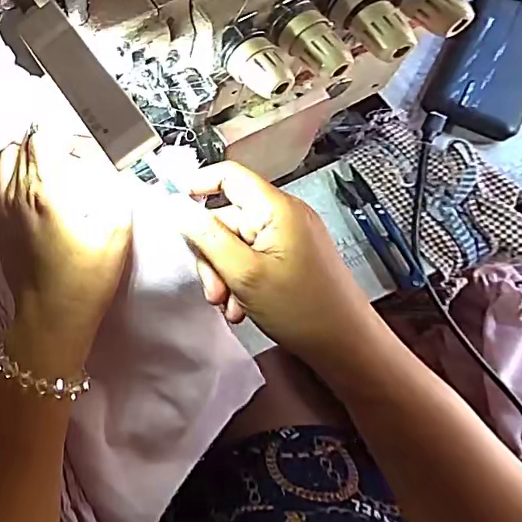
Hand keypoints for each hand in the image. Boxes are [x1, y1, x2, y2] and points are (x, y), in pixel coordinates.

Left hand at [0, 130, 132, 368]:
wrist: (51, 317)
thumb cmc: (86, 280)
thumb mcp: (116, 233)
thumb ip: (115, 192)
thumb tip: (109, 168)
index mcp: (44, 192)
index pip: (42, 138)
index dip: (63, 135)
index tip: (78, 147)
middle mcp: (14, 194)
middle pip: (21, 145)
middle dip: (46, 144)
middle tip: (66, 158)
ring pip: (1, 160)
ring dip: (22, 157)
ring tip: (42, 169)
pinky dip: (0, 176)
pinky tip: (18, 187)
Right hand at [176, 162, 379, 362]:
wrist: (346, 345)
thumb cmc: (304, 310)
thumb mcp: (243, 273)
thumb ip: (206, 237)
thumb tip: (177, 207)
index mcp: (276, 208)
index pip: (229, 176)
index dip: (198, 187)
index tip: (176, 211)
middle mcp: (283, 215)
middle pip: (226, 218)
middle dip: (212, 254)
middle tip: (214, 288)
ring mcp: (288, 236)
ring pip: (234, 243)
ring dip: (224, 274)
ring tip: (230, 304)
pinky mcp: (290, 256)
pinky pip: (251, 257)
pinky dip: (240, 280)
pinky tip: (242, 306)